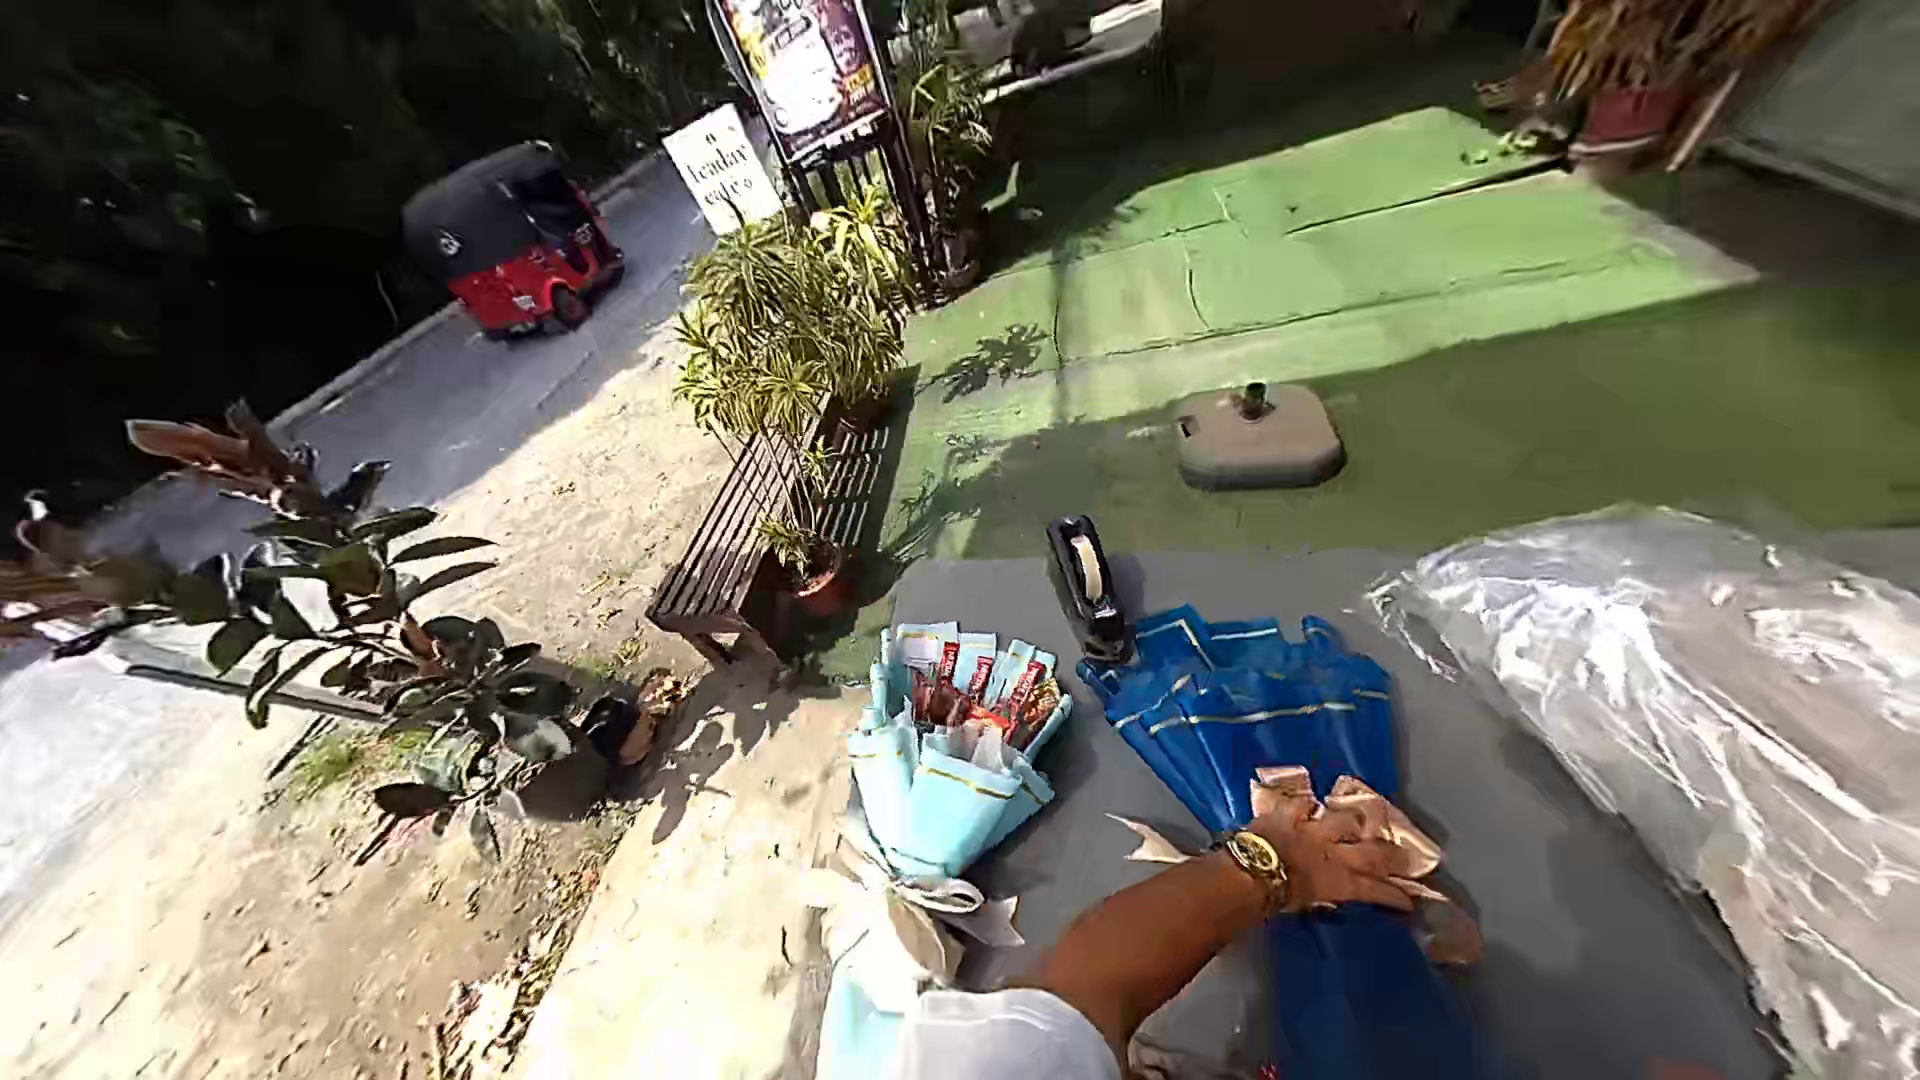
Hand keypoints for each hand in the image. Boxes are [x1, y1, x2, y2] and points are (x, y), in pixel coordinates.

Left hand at [1247, 782, 1414, 913]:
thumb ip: (1323, 893)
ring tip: (1357, 818)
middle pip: (1373, 852)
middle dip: (1392, 854)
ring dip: (1352, 819)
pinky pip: (1301, 803)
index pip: (1377, 891)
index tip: (1409, 900)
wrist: (1254, 870)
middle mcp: (1334, 853)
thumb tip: (1327, 891)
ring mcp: (1312, 829)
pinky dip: (1305, 804)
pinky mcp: (1289, 813)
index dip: (1396, 896)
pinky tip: (1308, 804)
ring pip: (1344, 818)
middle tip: (1402, 853)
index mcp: (1341, 882)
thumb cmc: (1277, 895)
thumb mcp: (1308, 902)